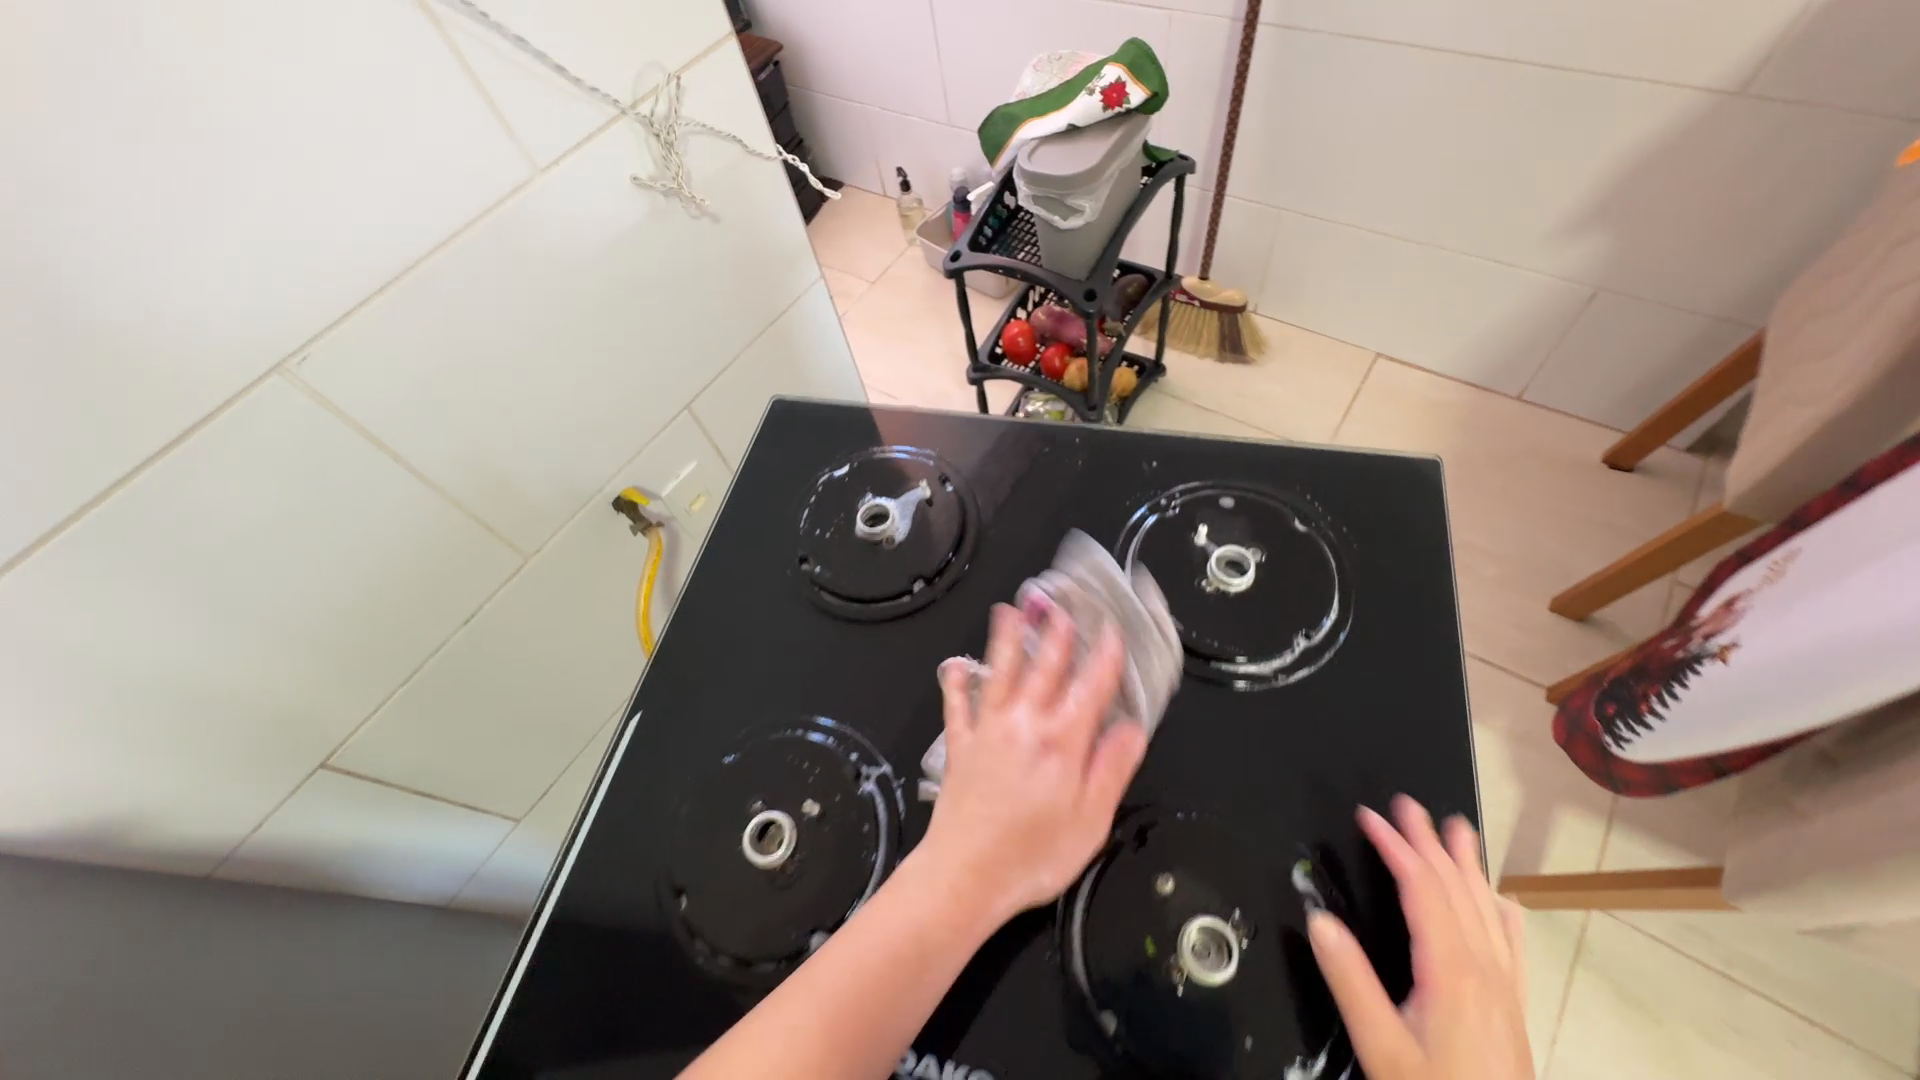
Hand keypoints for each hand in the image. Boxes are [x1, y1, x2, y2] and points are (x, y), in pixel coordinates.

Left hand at [919, 603, 1149, 926]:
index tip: (1113, 632)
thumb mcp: (1090, 821)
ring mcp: (988, 732)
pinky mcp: (960, 747)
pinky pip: (957, 706)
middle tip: (1061, 605)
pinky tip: (955, 666)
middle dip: (1056, 634)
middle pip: (1044, 669)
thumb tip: (1131, 730)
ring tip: (1009, 611)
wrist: (965, 876)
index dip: (1105, 657)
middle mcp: (1024, 726)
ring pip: (999, 674)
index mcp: (1061, 743)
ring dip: (1005, 640)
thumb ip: (1111, 769)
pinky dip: (955, 683)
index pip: (1090, 688)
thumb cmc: (1030, 856)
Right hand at [1309, 795, 1532, 1079]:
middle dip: (1429, 842)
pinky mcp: (1513, 1007)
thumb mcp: (1381, 1046)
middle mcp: (1484, 969)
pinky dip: (1502, 912)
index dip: (1396, 847)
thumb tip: (1319, 919)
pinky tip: (1501, 901)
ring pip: (1486, 909)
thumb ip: (1351, 982)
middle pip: (1456, 889)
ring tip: (1457, 828)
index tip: (1369, 816)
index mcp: (1450, 971)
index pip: (1422, 890)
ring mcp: (1505, 988)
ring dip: (1467, 864)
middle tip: (1408, 804)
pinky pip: (1512, 945)